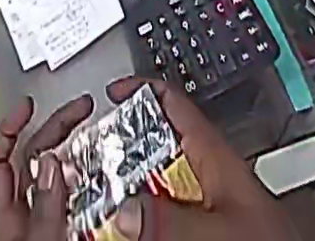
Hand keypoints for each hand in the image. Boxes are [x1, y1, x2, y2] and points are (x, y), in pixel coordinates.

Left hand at [0, 95, 95, 240]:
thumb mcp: (39, 240)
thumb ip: (45, 205)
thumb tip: (50, 160)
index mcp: (3, 218)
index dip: (11, 127)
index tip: (28, 103)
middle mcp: (18, 219)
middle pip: (32, 158)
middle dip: (57, 127)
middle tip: (80, 108)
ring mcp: (37, 225)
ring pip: (53, 176)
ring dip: (73, 151)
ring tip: (93, 133)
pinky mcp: (59, 233)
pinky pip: (69, 196)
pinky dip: (82, 178)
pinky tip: (97, 172)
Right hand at [106, 77, 296, 240]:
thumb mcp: (220, 228)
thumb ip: (172, 217)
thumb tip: (124, 208)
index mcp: (214, 152)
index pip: (174, 101)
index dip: (143, 88)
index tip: (113, 88)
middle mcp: (207, 170)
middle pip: (157, 142)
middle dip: (124, 145)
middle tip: (93, 156)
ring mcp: (206, 198)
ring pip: (158, 180)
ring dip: (132, 184)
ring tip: (103, 194)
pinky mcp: (206, 222)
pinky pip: (167, 210)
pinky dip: (146, 213)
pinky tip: (131, 227)